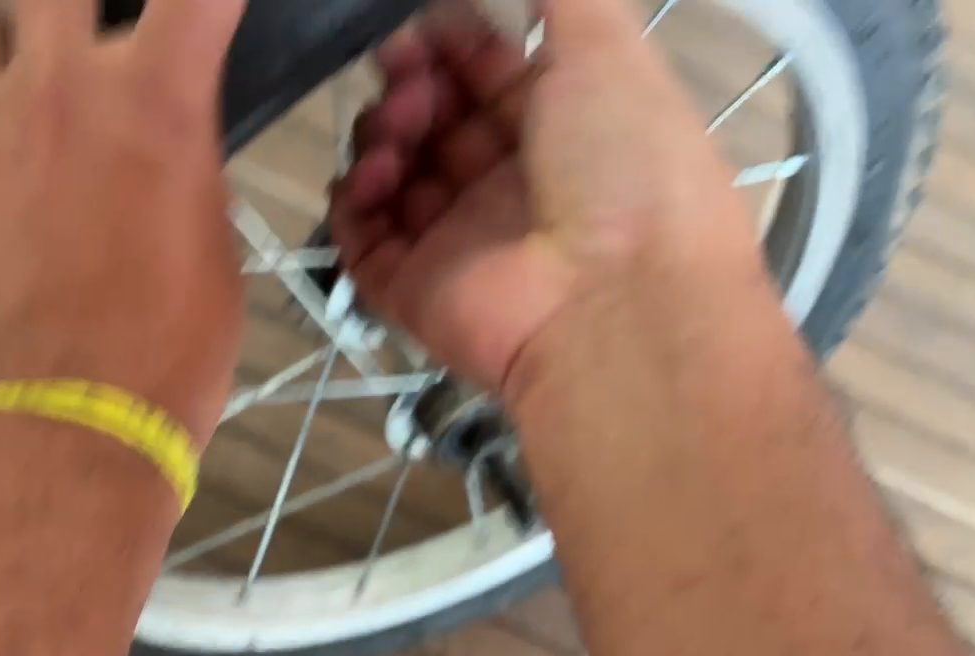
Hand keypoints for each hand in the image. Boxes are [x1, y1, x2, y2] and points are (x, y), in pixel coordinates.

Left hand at [0, 0, 247, 444]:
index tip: (211, 16)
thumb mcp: (214, 257)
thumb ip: (185, 183)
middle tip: (98, 51)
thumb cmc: (178, 350)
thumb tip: (161, 167)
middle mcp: (60, 85)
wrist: (84, 421)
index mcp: (156, 100)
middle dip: (82, 9)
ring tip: (11, 85)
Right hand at [329, 0, 766, 398]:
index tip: (426, 28)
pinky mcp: (413, 294)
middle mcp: (504, 191)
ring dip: (380, 141)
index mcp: (557, 134)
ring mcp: (455, 246)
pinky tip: (368, 181)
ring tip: (395, 136)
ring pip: (393, 181)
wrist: (612, 307)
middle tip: (407, 82)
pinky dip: (351, 208)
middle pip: (433, 126)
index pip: (486, 80)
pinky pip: (363, 246)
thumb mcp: (610, 49)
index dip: (453, 47)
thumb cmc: (624, 168)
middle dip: (410, 88)